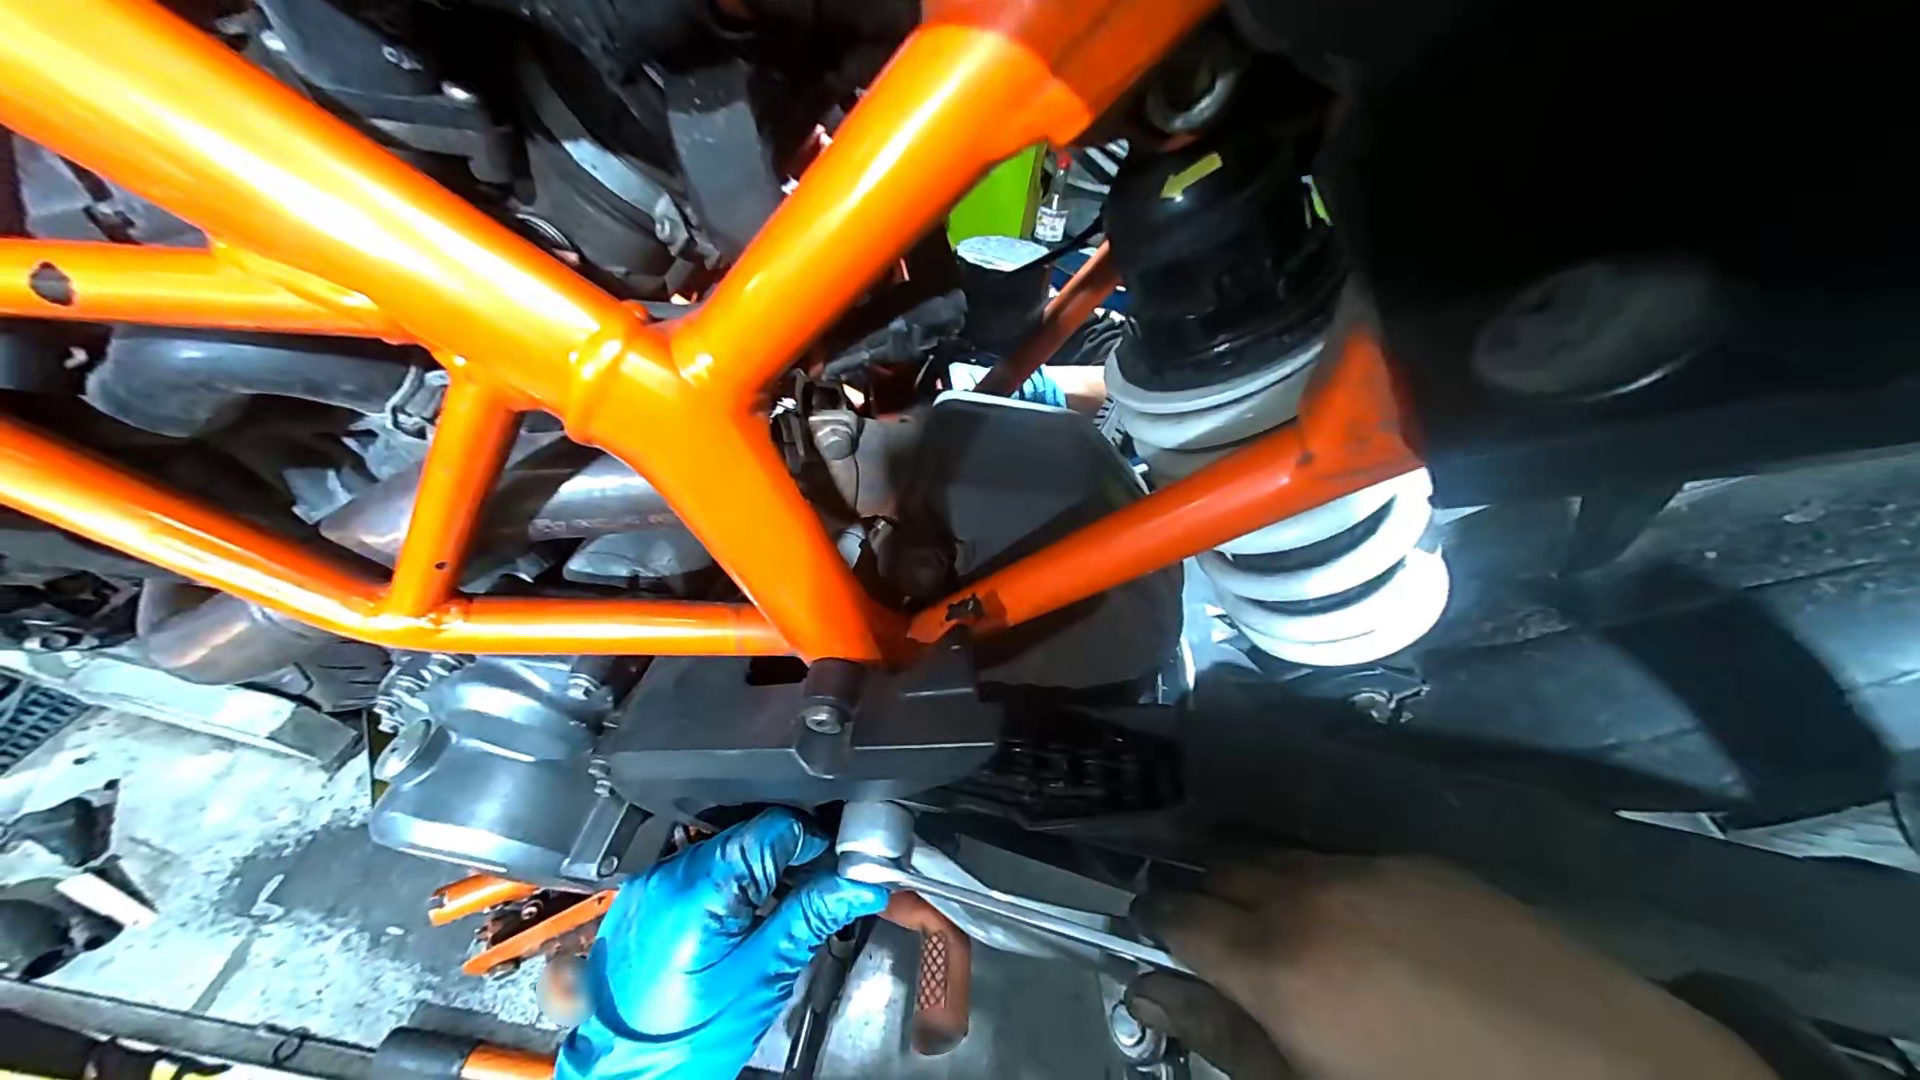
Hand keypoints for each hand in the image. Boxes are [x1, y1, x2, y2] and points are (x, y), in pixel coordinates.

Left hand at [556, 808, 888, 1079]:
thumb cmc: (683, 1045)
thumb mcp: (762, 976)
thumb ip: (812, 916)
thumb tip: (859, 885)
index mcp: (702, 884)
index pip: (778, 826)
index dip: (816, 843)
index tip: (836, 870)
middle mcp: (672, 871)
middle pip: (754, 834)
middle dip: (793, 857)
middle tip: (817, 893)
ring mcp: (655, 882)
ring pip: (731, 849)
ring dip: (763, 870)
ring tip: (781, 910)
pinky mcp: (647, 896)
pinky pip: (703, 868)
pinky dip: (732, 883)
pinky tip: (743, 917)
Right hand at [1133, 854, 1777, 1079]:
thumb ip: (1221, 1039)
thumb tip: (1141, 989)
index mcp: (1276, 967)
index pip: (1175, 913)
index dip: (1156, 922)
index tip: (1157, 935)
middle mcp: (1306, 897)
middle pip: (1216, 872)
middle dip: (1206, 902)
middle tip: (1227, 946)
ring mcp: (1364, 868)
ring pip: (1272, 858)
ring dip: (1260, 888)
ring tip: (1294, 935)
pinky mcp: (1416, 862)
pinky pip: (1337, 860)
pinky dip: (1321, 885)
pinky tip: (1367, 932)